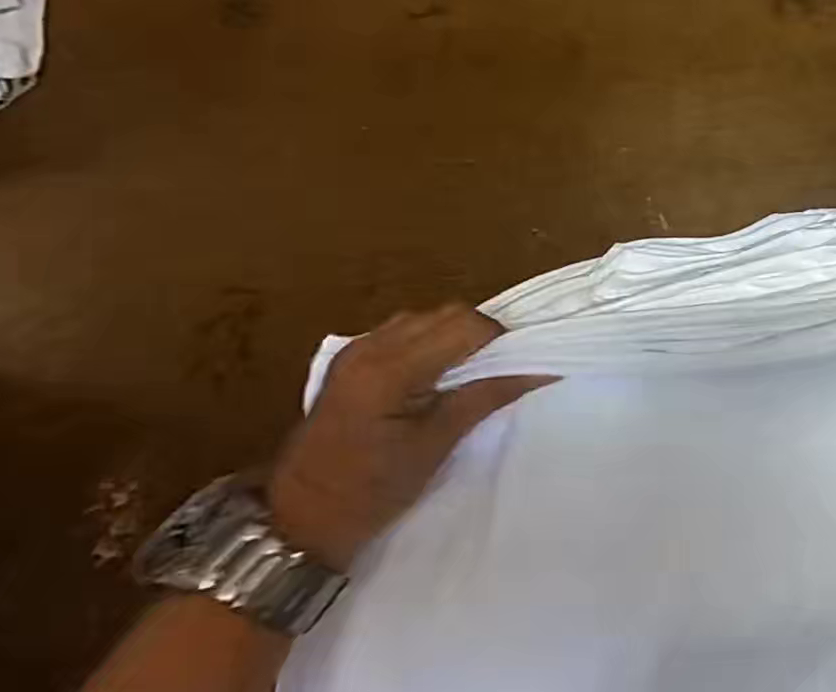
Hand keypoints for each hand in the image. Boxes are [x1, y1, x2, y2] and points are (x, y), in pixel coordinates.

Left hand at [267, 305, 555, 569]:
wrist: (295, 523)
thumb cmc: (369, 491)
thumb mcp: (436, 446)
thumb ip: (487, 396)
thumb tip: (540, 371)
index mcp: (390, 368)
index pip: (467, 325)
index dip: (501, 340)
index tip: (516, 367)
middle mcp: (371, 347)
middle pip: (449, 313)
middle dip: (482, 335)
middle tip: (497, 371)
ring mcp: (357, 350)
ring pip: (430, 317)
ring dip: (457, 337)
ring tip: (468, 374)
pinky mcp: (352, 359)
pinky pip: (407, 330)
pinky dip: (433, 341)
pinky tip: (436, 374)